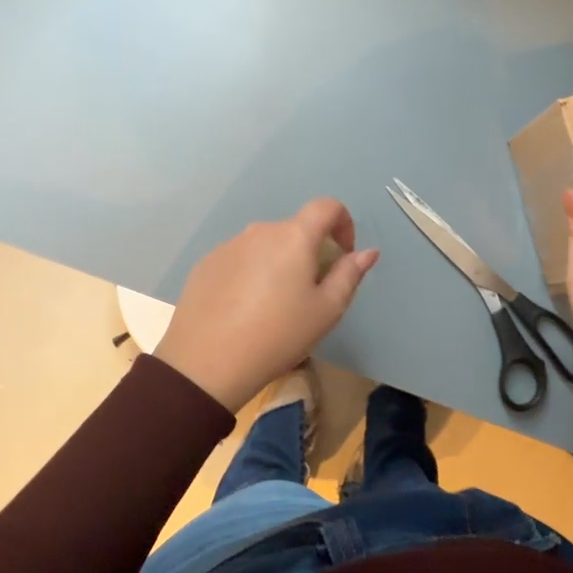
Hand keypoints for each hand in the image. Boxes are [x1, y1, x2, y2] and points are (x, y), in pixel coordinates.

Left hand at [154, 198, 379, 410]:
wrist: (205, 365)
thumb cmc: (277, 335)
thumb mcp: (326, 311)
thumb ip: (349, 275)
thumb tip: (366, 252)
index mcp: (294, 237)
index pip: (327, 207)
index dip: (343, 223)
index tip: (344, 253)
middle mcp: (260, 231)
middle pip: (295, 229)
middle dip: (310, 250)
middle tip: (310, 291)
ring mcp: (229, 246)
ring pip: (266, 245)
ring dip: (279, 263)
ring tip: (274, 305)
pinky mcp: (206, 264)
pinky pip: (240, 259)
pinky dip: (251, 274)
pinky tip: (244, 310)